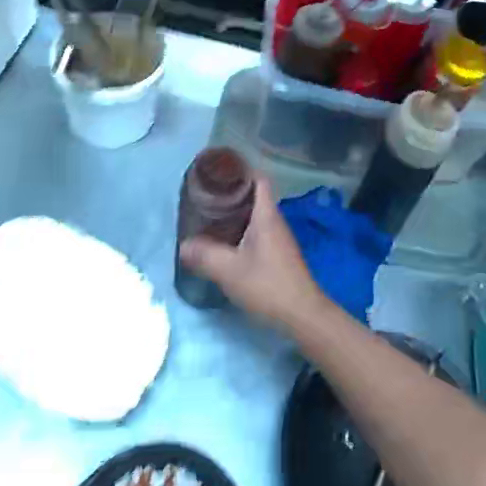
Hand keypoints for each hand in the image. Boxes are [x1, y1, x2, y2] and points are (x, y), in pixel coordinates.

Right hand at [179, 179, 333, 333]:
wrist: (303, 315)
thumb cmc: (268, 285)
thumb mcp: (229, 270)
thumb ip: (204, 256)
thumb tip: (182, 245)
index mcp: (266, 215)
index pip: (258, 178)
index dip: (240, 169)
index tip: (218, 171)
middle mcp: (275, 221)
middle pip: (254, 195)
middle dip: (231, 192)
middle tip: (205, 195)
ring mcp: (279, 239)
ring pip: (255, 215)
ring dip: (235, 212)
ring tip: (210, 215)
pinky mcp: (279, 255)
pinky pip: (258, 231)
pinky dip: (241, 229)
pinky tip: (226, 242)